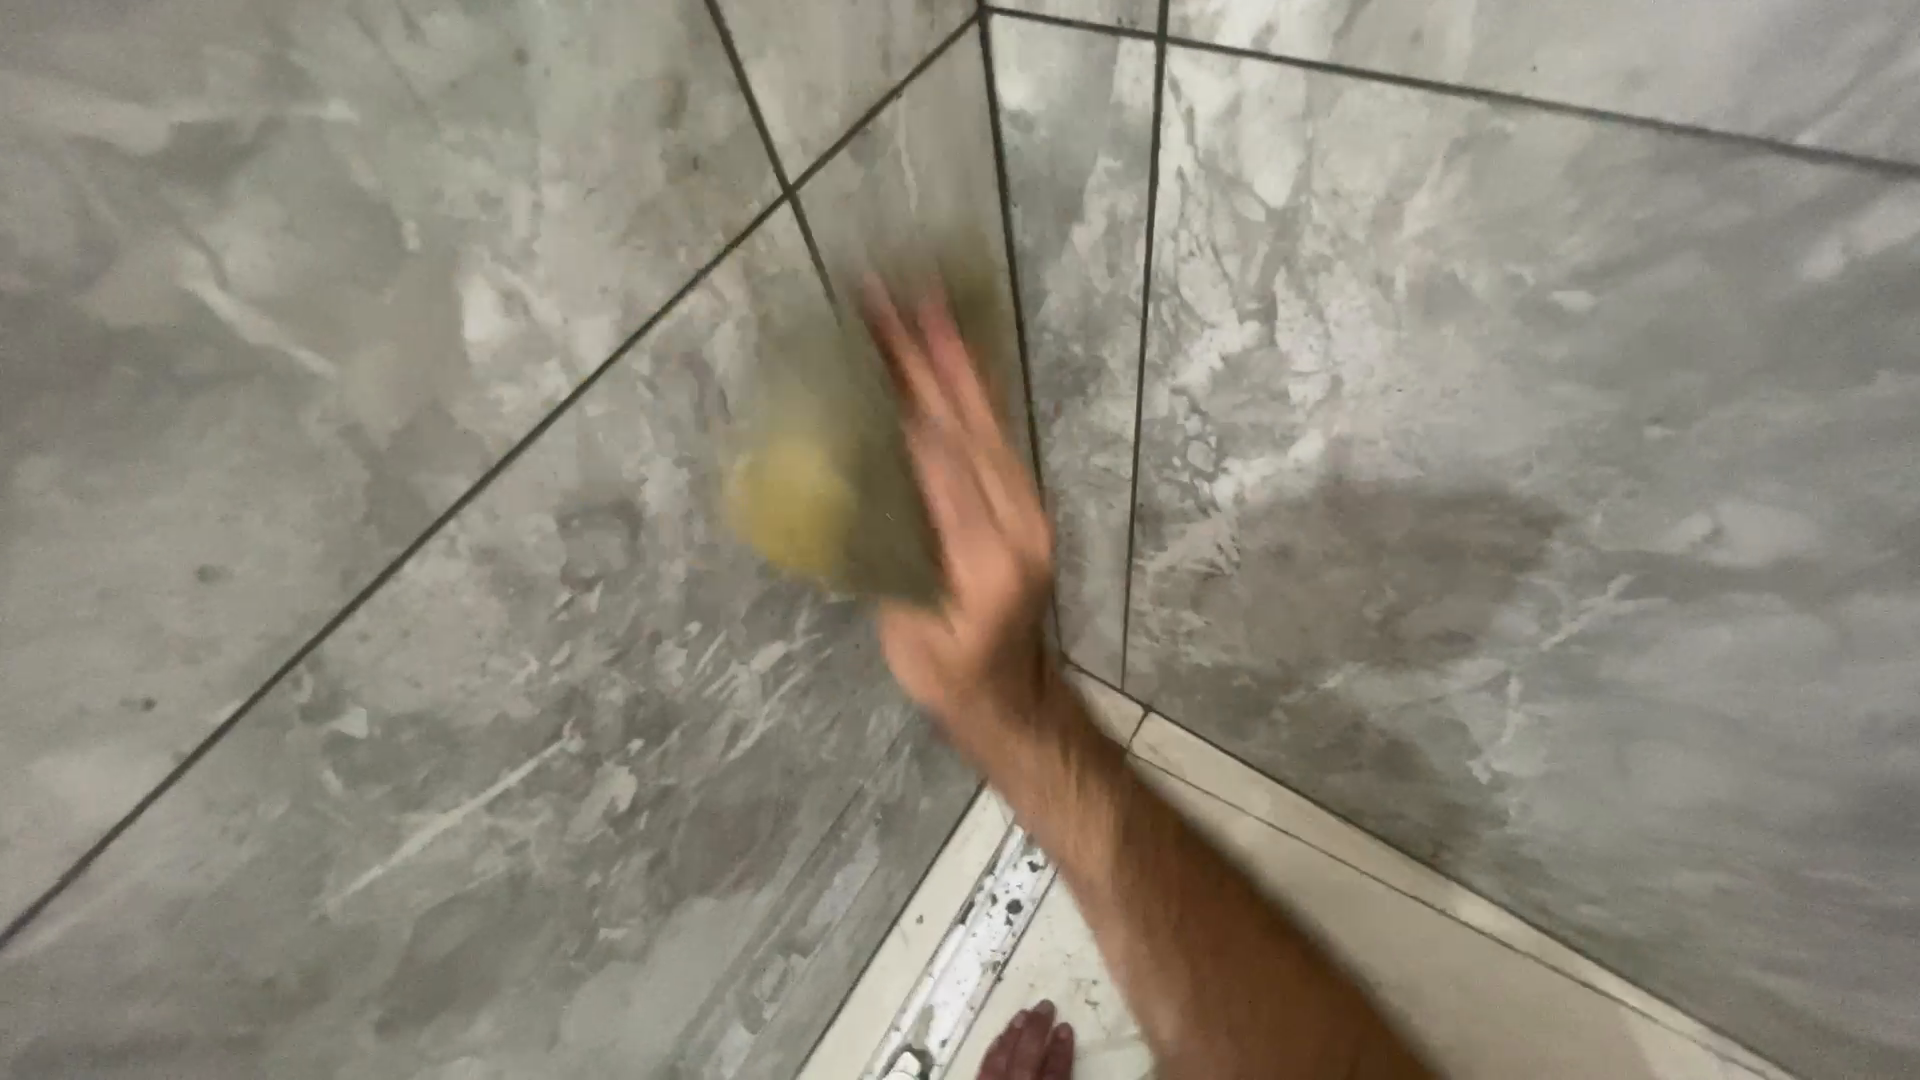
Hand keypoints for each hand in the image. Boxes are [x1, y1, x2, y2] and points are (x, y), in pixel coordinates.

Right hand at [863, 282, 1055, 748]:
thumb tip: (867, 488)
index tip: (877, 352)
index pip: (945, 469)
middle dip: (931, 363)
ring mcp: (1030, 511)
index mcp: (990, 560)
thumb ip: (895, 563)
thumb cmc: (955, 679)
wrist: (1015, 697)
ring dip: (957, 363)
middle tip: (896, 302)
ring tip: (929, 306)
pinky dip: (976, 394)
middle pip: (970, 430)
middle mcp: (1020, 523)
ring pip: (990, 424)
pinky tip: (958, 360)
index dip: (910, 410)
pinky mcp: (1026, 506)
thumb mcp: (913, 637)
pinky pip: (1000, 439)